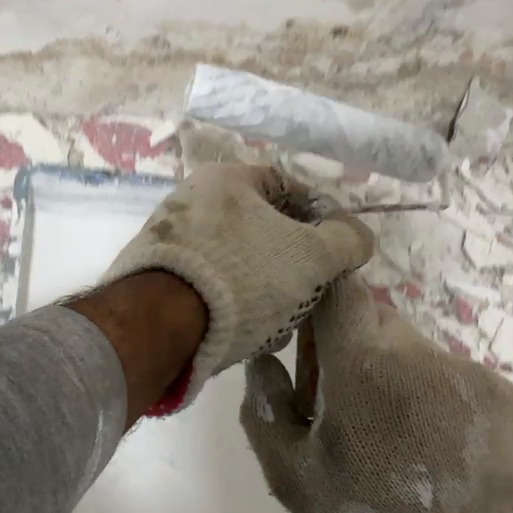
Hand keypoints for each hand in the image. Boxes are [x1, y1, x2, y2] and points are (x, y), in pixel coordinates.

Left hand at [103, 163, 372, 412]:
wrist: (161, 324)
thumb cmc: (243, 274)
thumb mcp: (311, 255)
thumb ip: (345, 240)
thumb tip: (355, 235)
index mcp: (223, 179)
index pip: (285, 186)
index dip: (319, 216)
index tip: (337, 251)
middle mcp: (189, 201)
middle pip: (260, 229)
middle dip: (291, 263)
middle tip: (310, 292)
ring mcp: (170, 240)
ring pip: (238, 262)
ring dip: (265, 291)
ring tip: (280, 321)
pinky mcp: (157, 279)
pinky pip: (210, 286)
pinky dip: (233, 304)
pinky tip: (248, 333)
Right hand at [239, 277, 512, 512]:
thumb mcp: (291, 474)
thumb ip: (263, 406)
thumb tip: (264, 360)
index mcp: (359, 362)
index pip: (339, 291)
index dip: (323, 303)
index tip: (313, 338)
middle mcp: (416, 350)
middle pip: (376, 318)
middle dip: (357, 347)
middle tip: (349, 402)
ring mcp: (465, 370)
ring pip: (416, 350)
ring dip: (398, 376)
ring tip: (400, 438)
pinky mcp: (504, 394)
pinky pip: (454, 377)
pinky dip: (439, 398)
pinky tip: (440, 448)